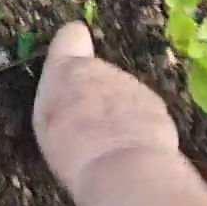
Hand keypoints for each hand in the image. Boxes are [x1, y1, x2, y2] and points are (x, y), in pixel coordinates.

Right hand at [33, 22, 178, 186]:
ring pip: (122, 94)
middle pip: (97, 73)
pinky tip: (132, 150)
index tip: (71, 47)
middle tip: (87, 123)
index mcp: (68, 69)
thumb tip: (69, 90)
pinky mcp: (158, 106)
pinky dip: (139, 127)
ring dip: (118, 111)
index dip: (71, 41)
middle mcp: (102, 69)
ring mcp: (133, 85)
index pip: (71, 36)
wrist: (123, 168)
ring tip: (110, 144)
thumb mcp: (48, 121)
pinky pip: (143, 113)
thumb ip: (59, 97)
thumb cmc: (71, 146)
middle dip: (95, 92)